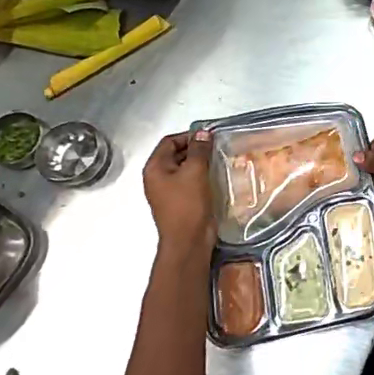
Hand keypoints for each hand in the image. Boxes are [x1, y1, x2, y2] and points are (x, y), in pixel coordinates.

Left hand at [143, 129, 215, 264]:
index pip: (169, 141)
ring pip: (184, 170)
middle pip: (175, 154)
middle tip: (216, 147)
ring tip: (219, 160)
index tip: (208, 136)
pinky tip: (216, 177)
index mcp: (154, 168)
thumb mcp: (194, 171)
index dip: (188, 136)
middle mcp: (157, 178)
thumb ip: (199, 149)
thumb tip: (202, 132)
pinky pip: (189, 183)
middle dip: (195, 150)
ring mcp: (167, 192)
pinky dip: (201, 178)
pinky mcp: (180, 202)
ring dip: (200, 164)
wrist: (188, 242)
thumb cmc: (188, 204)